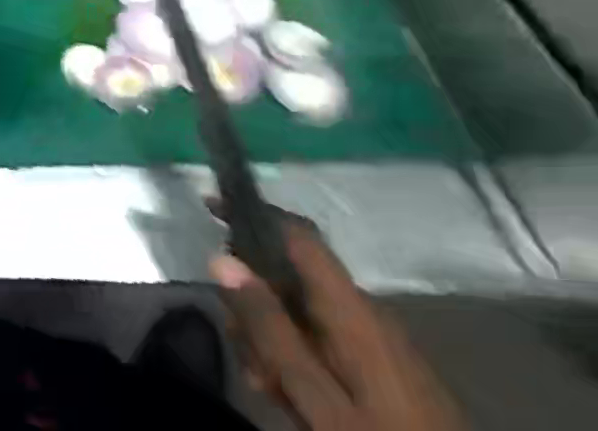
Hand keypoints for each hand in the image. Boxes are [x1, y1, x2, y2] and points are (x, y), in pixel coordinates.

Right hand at [213, 215, 466, 430]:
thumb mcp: (314, 393)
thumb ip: (268, 327)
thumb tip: (220, 258)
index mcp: (354, 312)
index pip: (301, 237)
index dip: (254, 212)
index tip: (210, 204)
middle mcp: (370, 315)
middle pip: (293, 278)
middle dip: (253, 298)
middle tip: (237, 340)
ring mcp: (383, 344)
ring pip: (304, 310)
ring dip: (272, 333)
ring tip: (264, 379)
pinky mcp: (388, 369)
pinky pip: (325, 338)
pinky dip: (297, 352)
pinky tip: (288, 388)